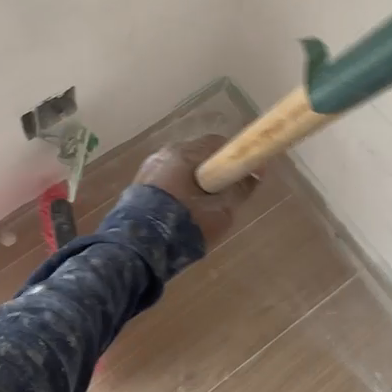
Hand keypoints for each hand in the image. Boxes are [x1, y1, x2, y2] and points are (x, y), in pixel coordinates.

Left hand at [133, 135, 259, 247]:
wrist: (137, 248)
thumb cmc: (184, 225)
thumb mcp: (221, 211)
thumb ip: (239, 190)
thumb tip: (254, 173)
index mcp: (184, 153)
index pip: (217, 143)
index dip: (234, 157)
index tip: (246, 173)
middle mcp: (164, 154)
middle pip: (197, 155)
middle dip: (213, 170)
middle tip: (225, 194)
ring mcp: (148, 169)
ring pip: (180, 169)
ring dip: (194, 182)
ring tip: (203, 207)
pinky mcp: (137, 186)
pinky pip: (166, 181)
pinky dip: (178, 190)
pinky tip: (182, 212)